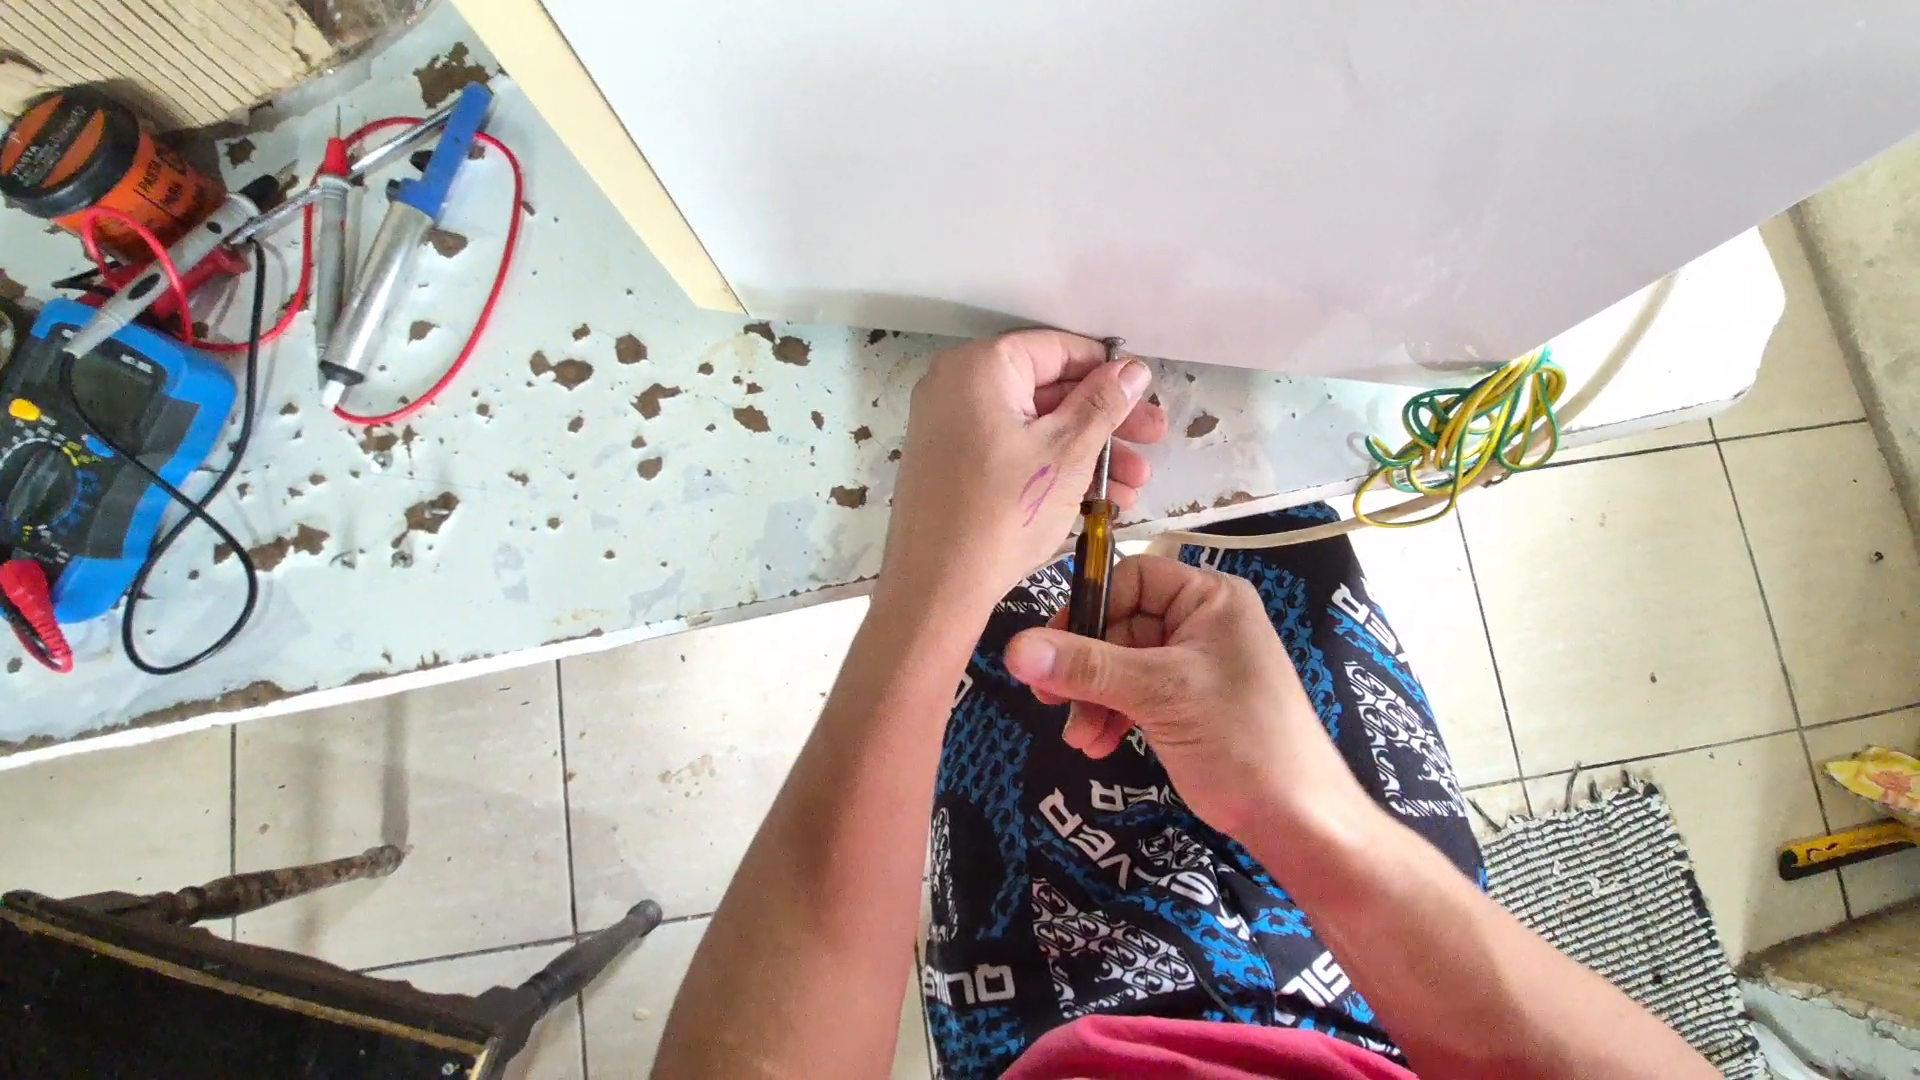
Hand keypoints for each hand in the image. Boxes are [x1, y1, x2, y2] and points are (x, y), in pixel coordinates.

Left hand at [879, 330, 1167, 614]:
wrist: (936, 588)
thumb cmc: (1002, 513)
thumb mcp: (1065, 454)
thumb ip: (1103, 404)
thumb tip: (1133, 368)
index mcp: (980, 368)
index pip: (1057, 349)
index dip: (1107, 371)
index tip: (1145, 397)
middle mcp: (957, 386)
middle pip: (1047, 389)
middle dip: (1105, 420)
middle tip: (1153, 441)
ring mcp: (950, 428)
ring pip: (1033, 426)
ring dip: (1087, 452)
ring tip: (1134, 486)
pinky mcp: (951, 465)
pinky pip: (1010, 451)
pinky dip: (1050, 468)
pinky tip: (1098, 499)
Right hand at [1003, 555, 1370, 841]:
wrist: (1297, 821)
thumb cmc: (1239, 738)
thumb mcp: (1158, 694)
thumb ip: (1085, 667)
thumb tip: (1014, 649)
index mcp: (1209, 599)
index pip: (1131, 578)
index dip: (1090, 609)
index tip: (1052, 648)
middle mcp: (1200, 622)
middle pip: (1119, 625)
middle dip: (1086, 667)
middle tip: (1049, 699)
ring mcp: (1191, 663)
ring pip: (1119, 664)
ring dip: (1093, 698)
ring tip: (1079, 737)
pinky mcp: (1184, 701)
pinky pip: (1132, 693)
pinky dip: (1110, 715)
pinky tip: (1096, 745)